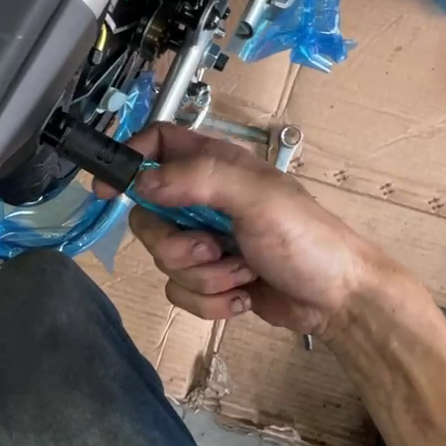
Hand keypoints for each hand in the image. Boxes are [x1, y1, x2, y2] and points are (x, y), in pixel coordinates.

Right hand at [96, 123, 385, 337]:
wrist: (338, 300)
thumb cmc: (306, 238)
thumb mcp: (257, 197)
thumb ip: (199, 179)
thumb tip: (143, 182)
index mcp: (216, 168)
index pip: (158, 144)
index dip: (129, 159)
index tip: (108, 188)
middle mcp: (204, 202)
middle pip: (148, 216)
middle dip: (175, 244)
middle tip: (212, 249)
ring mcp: (205, 243)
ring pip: (164, 261)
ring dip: (204, 277)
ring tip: (242, 275)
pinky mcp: (211, 281)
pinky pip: (181, 293)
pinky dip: (211, 301)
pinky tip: (243, 296)